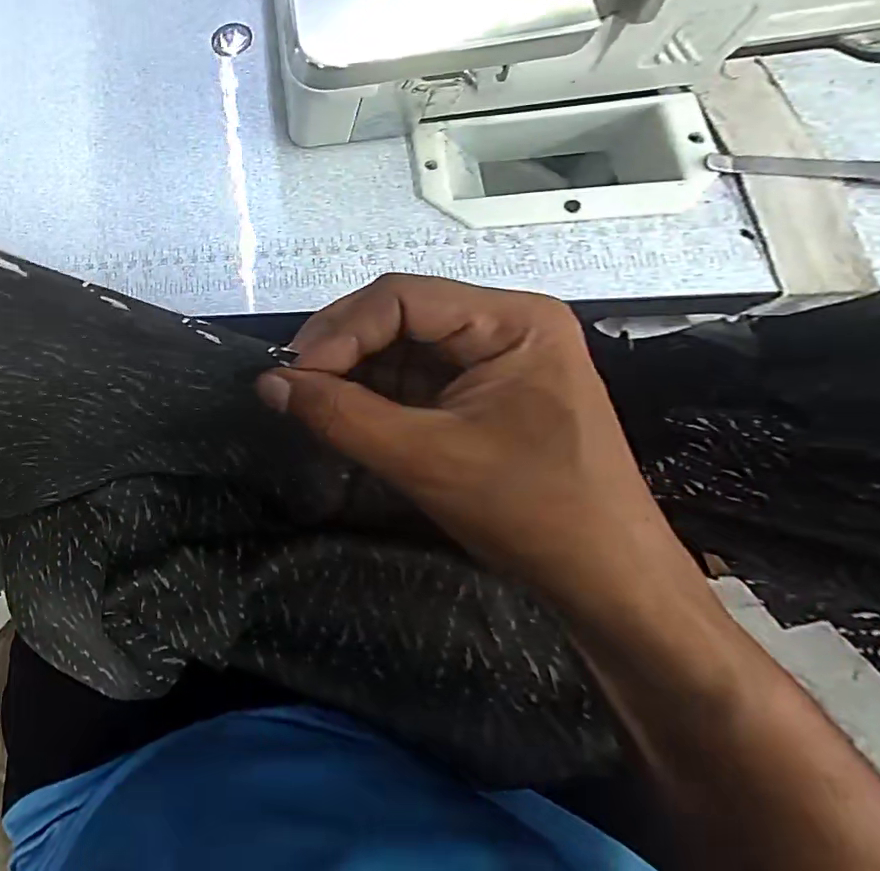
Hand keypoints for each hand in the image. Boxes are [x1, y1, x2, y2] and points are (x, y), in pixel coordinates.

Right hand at [254, 274, 704, 624]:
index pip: (402, 298)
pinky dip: (376, 393)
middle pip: (401, 314)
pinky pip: (416, 376)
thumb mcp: (427, 460)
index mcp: (512, 320)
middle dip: (342, 348)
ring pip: (403, 345)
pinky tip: (344, 411)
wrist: (609, 582)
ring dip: (354, 371)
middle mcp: (505, 323)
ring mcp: (496, 356)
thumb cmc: (533, 514)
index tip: (291, 376)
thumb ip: (342, 416)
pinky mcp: (484, 390)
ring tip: (310, 400)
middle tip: (292, 385)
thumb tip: (270, 383)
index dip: (339, 332)